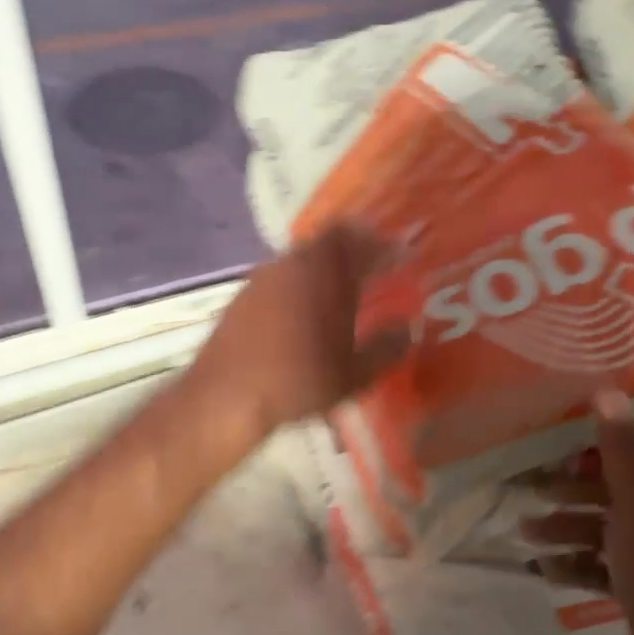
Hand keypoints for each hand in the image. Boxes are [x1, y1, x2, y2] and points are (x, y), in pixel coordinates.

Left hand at [185, 225, 410, 441]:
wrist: (226, 395)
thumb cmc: (298, 382)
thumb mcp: (354, 375)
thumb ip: (386, 348)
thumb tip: (407, 329)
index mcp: (328, 273)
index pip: (362, 240)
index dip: (384, 244)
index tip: (400, 256)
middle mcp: (295, 263)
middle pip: (329, 240)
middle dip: (353, 249)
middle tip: (371, 268)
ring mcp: (263, 275)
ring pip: (302, 256)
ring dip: (323, 266)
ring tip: (339, 291)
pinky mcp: (242, 293)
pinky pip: (280, 275)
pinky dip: (297, 283)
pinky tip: (301, 310)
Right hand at [524, 391, 633, 634]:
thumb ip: (620, 451)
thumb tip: (607, 391)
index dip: (599, 448)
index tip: (559, 452)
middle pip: (617, 489)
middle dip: (571, 490)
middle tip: (531, 492)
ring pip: (607, 527)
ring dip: (566, 527)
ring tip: (527, 535)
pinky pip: (607, 564)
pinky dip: (578, 563)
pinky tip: (547, 571)